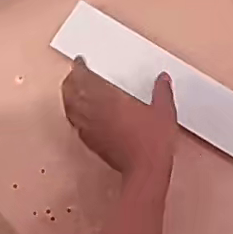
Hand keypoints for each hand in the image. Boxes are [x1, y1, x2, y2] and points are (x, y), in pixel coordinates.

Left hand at [61, 58, 177, 179]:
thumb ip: (161, 92)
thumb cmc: (153, 141)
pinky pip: (75, 124)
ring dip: (68, 97)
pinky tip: (81, 115)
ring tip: (73, 91)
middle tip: (75, 75)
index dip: (79, 68)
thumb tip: (162, 79)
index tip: (80, 62)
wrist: (145, 170)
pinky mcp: (92, 143)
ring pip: (70, 108)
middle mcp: (95, 113)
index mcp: (109, 100)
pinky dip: (74, 115)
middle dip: (70, 81)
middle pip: (71, 92)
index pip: (84, 78)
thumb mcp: (164, 111)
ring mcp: (90, 129)